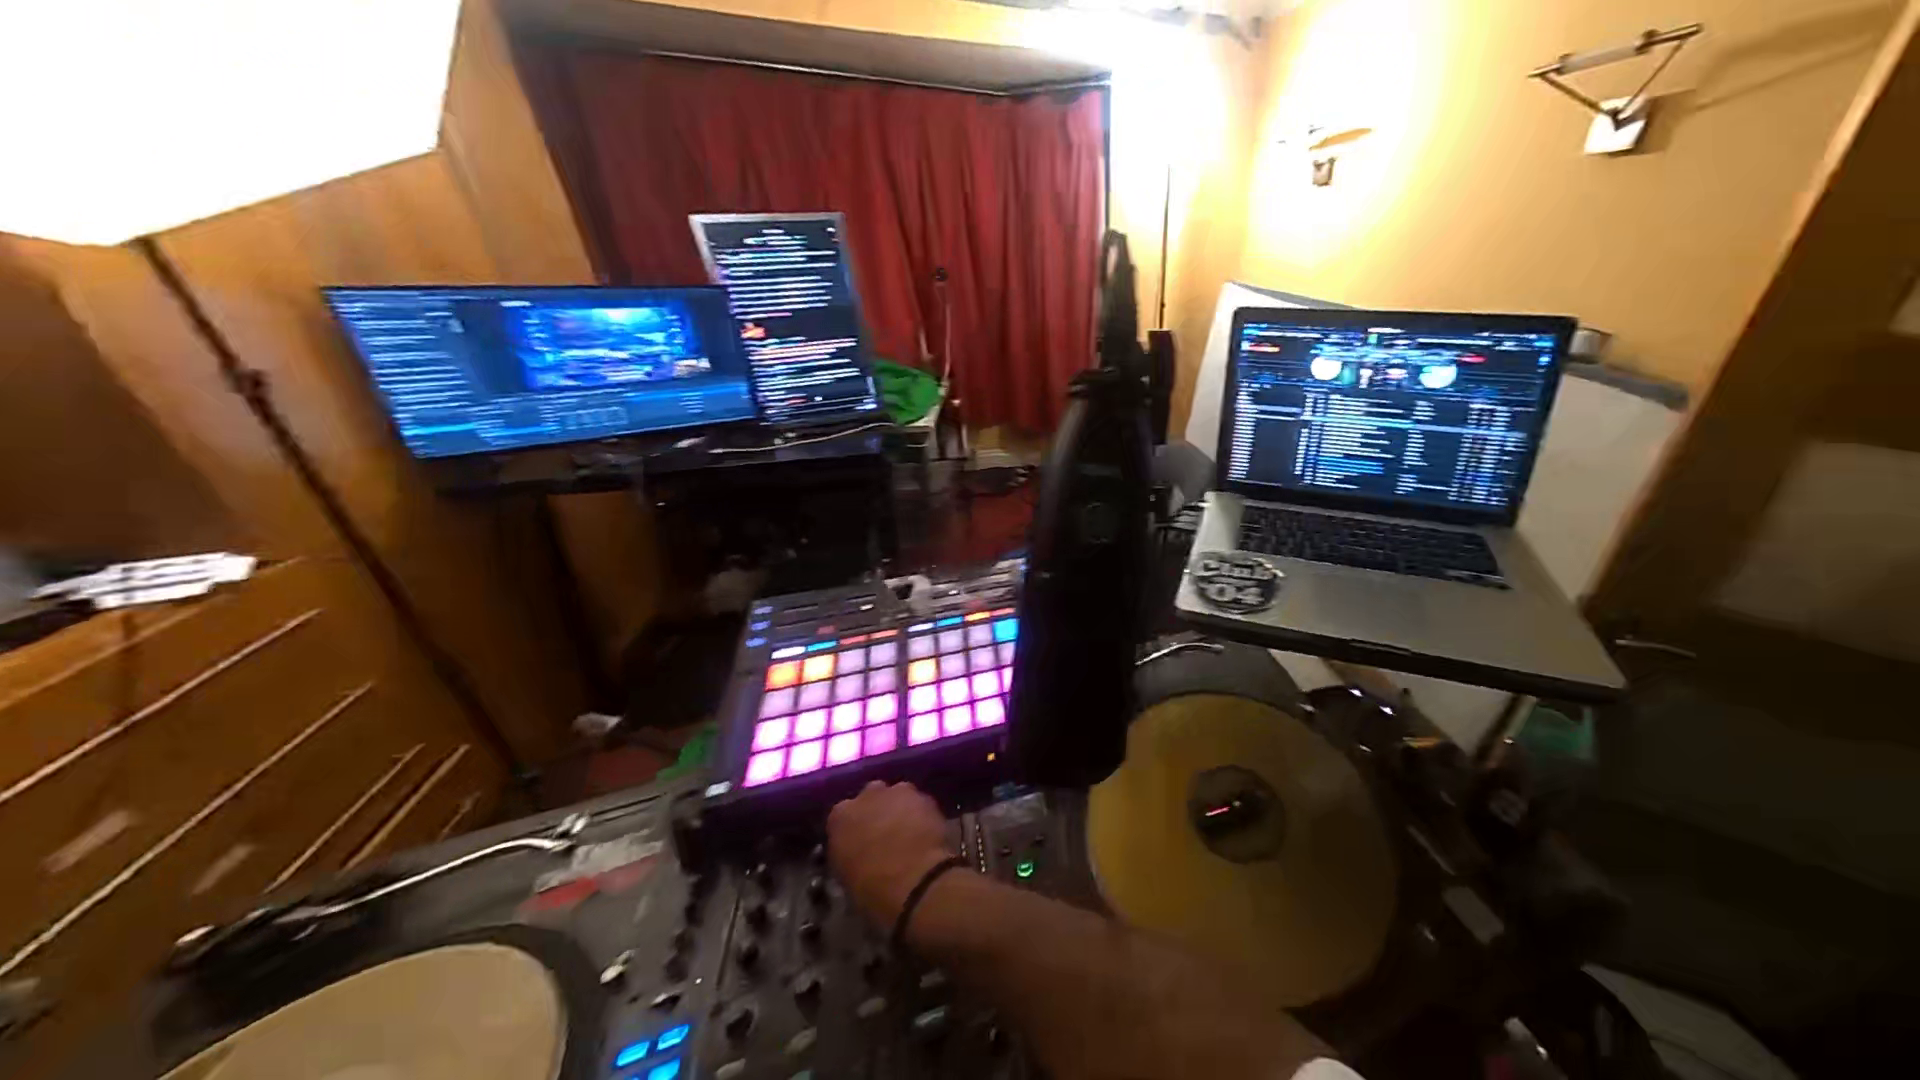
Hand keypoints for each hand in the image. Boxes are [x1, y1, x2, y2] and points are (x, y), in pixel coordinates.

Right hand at [827, 781, 953, 923]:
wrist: (915, 883)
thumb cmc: (873, 890)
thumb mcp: (847, 879)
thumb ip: (848, 857)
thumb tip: (857, 857)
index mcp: (840, 817)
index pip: (842, 818)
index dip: (853, 831)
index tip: (859, 846)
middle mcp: (867, 795)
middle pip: (871, 798)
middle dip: (877, 812)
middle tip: (886, 836)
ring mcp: (898, 792)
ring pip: (898, 796)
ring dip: (901, 810)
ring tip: (909, 835)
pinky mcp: (925, 797)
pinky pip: (921, 804)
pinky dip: (922, 816)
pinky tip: (927, 835)